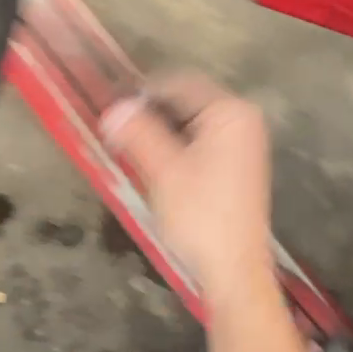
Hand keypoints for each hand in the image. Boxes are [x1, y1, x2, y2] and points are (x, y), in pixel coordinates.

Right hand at [101, 71, 273, 302]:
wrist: (233, 268)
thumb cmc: (200, 216)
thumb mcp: (162, 171)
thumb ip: (137, 133)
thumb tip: (112, 108)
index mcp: (230, 113)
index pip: (179, 83)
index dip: (141, 92)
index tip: (110, 106)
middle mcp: (242, 121)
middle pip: (186, 102)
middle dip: (149, 114)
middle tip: (115, 129)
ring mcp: (242, 145)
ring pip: (190, 125)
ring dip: (158, 132)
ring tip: (127, 148)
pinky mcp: (235, 167)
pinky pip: (198, 143)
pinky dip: (173, 148)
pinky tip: (151, 165)